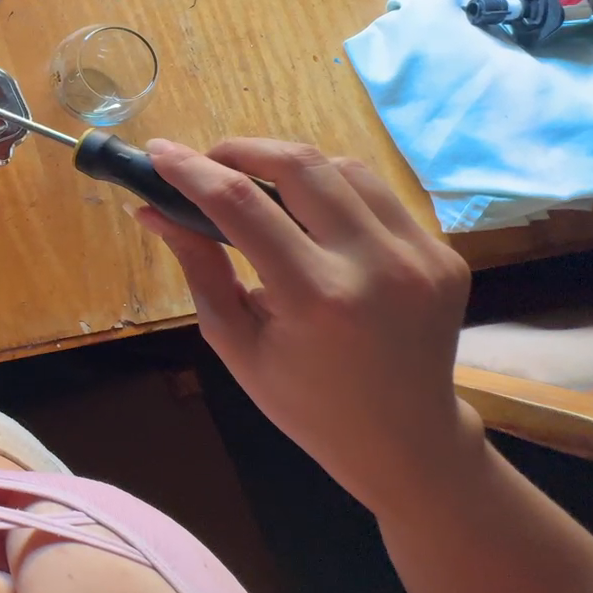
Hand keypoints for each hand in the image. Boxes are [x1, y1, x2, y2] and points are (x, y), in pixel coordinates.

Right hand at [133, 138, 483, 514]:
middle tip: (206, 164)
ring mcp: (420, 256)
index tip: (156, 151)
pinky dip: (328, 187)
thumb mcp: (232, 339)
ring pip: (341, 167)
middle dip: (239, 150)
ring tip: (253, 186)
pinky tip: (304, 212)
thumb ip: (196, 265)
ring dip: (286, 164)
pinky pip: (374, 192)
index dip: (190, 169)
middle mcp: (376, 267)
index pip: (240, 205)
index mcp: (316, 298)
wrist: (408, 442)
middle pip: (299, 165)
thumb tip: (149, 209)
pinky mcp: (443, 254)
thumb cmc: (302, 400)